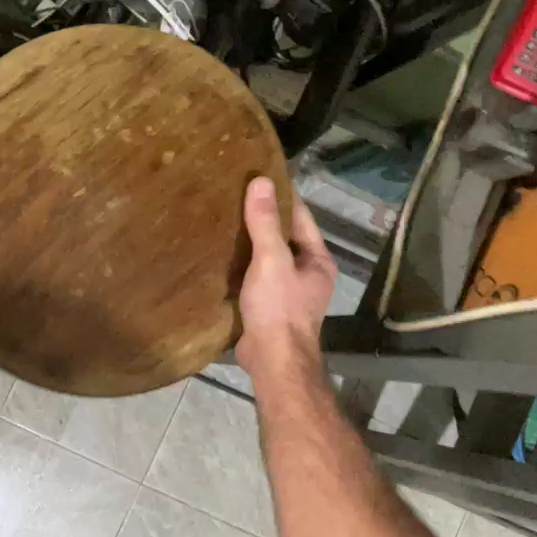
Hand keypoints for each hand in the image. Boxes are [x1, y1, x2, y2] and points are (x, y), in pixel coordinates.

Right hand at [235, 176, 336, 372]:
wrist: (273, 359)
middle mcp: (307, 274)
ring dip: (249, 246)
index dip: (282, 197)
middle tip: (233, 199)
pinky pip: (254, 280)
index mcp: (317, 260)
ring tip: (222, 226)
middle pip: (284, 239)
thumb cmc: (279, 307)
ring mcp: (289, 294)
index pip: (300, 218)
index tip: (259, 177)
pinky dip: (240, 269)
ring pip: (268, 261)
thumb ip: (264, 223)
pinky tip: (219, 262)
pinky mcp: (268, 309)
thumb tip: (260, 182)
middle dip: (262, 221)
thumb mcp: (271, 260)